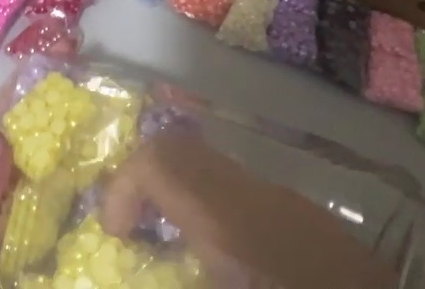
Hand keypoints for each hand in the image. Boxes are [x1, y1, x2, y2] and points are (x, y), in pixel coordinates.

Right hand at [100, 130, 396, 288]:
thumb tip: (158, 260)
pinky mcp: (310, 221)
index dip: (122, 188)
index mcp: (233, 219)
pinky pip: (242, 190)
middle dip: (144, 181)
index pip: (160, 161)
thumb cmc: (298, 274)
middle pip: (182, 150)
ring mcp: (288, 203)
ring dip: (178, 191)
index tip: (113, 235)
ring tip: (170, 243)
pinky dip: (212, 208)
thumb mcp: (234, 266)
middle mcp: (258, 196)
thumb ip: (191, 265)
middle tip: (132, 231)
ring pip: (213, 166)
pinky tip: (221, 255)